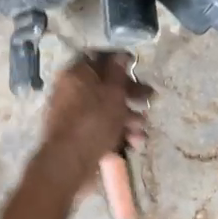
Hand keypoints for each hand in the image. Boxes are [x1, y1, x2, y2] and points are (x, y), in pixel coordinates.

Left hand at [37, 52, 150, 187]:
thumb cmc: (93, 121)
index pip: (99, 59)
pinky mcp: (76, 136)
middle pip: (105, 86)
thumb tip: (120, 54)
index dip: (120, 63)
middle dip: (130, 95)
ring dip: (127, 117)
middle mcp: (71, 91)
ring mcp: (72, 115)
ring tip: (141, 129)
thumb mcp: (113, 92)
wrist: (68, 164)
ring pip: (104, 109)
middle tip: (149, 99)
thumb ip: (118, 72)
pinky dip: (116, 132)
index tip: (138, 69)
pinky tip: (133, 142)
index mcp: (76, 74)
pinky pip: (99, 127)